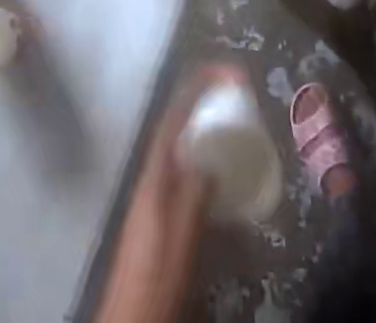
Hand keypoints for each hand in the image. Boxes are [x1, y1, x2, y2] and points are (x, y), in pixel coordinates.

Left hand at [96, 63, 243, 322]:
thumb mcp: (182, 236)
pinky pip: (188, 162)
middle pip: (180, 118)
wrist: (130, 320)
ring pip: (185, 139)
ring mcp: (156, 188)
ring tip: (242, 119)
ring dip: (210, 120)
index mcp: (155, 170)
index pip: (177, 109)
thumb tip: (211, 160)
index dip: (204, 82)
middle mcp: (153, 171)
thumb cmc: (156, 280)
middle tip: (245, 95)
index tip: (237, 76)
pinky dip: (208, 149)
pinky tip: (227, 165)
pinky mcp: (163, 206)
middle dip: (210, 96)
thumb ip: (195, 193)